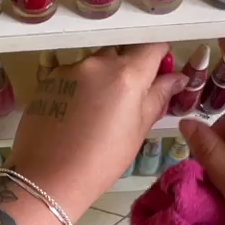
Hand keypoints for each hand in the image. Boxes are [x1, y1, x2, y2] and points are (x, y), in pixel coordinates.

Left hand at [10, 45, 184, 215]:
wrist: (49, 177)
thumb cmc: (101, 160)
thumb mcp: (137, 131)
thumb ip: (158, 97)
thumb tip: (176, 78)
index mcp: (126, 74)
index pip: (152, 47)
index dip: (160, 57)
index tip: (159, 72)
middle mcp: (98, 63)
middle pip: (122, 53)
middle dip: (129, 70)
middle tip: (128, 100)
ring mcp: (70, 69)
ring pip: (95, 63)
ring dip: (103, 78)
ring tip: (98, 111)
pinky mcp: (48, 79)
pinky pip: (73, 74)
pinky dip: (80, 86)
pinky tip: (77, 113)